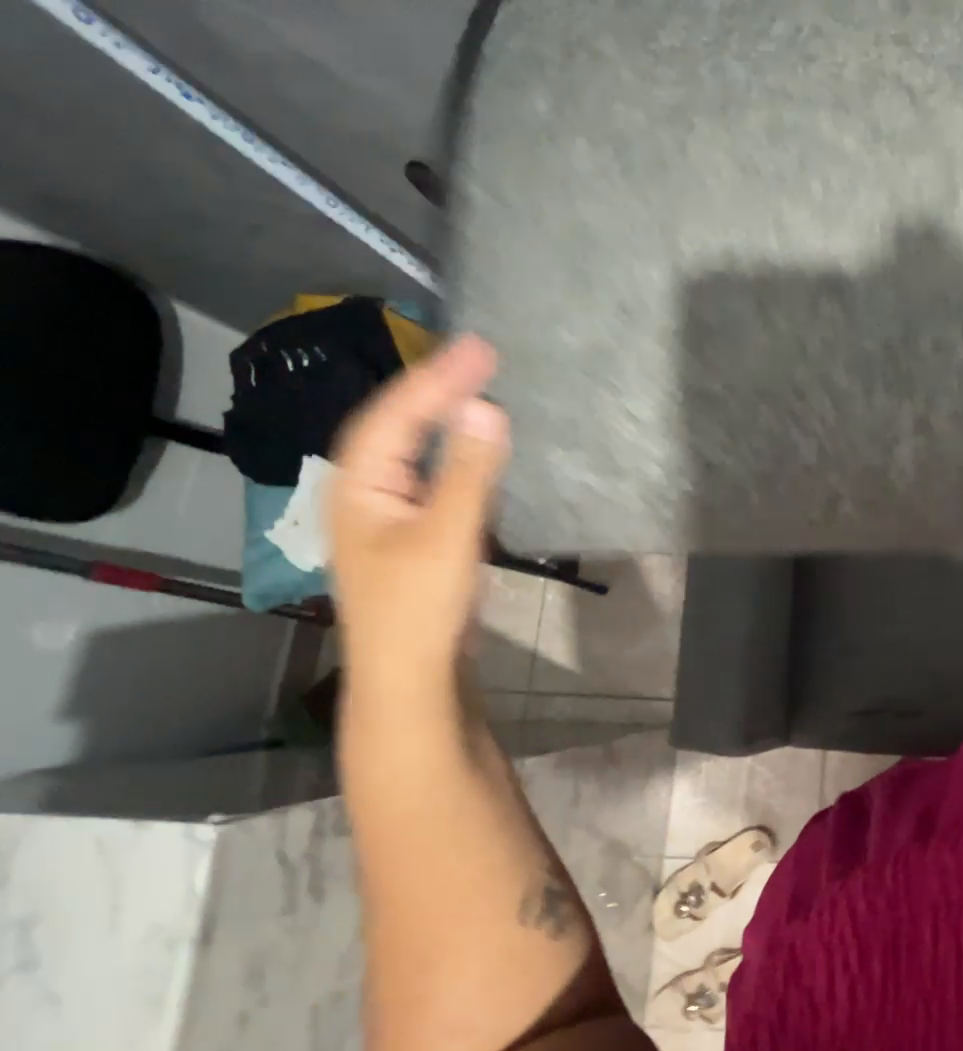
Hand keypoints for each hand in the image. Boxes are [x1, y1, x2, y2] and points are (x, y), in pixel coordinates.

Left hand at [328, 335, 510, 682]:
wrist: (410, 675)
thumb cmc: (420, 606)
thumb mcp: (450, 535)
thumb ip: (471, 471)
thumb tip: (486, 407)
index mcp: (359, 486)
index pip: (396, 415)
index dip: (437, 378)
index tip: (481, 347)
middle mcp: (363, 493)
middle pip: (396, 427)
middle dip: (434, 388)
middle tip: (480, 357)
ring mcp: (385, 517)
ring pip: (410, 453)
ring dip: (440, 418)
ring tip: (474, 387)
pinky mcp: (410, 537)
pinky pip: (428, 478)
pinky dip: (452, 455)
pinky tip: (473, 451)